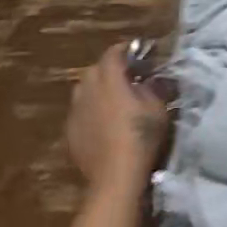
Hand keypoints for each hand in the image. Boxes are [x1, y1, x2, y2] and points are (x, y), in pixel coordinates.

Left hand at [66, 44, 166, 188]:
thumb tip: (149, 80)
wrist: (115, 175)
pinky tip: (102, 126)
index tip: (137, 55)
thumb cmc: (140, 137)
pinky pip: (81, 112)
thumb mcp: (157, 109)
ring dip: (98, 91)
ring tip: (113, 103)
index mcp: (108, 77)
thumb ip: (152, 88)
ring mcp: (75, 108)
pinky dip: (91, 112)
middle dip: (111, 71)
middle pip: (97, 69)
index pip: (114, 52)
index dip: (126, 51)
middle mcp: (86, 87)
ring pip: (85, 90)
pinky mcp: (69, 129)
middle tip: (128, 81)